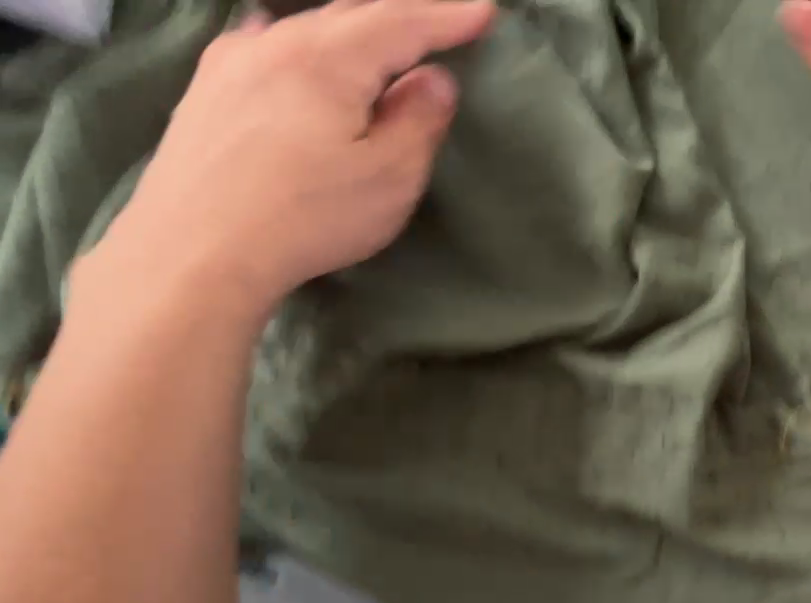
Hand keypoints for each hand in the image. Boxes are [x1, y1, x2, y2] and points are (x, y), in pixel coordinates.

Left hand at [100, 0, 495, 312]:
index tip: (484, 12)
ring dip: (354, 30)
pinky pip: (272, 45)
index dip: (444, 15)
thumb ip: (417, 121)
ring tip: (385, 40)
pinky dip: (310, 44)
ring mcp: (232, 62)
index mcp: (325, 60)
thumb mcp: (389, 175)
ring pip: (307, 30)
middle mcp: (272, 43)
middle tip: (441, 22)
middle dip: (400, 16)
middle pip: (347, 16)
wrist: (200, 245)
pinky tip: (305, 51)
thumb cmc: (311, 213)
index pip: (396, 21)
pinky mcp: (210, 90)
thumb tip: (433, 79)